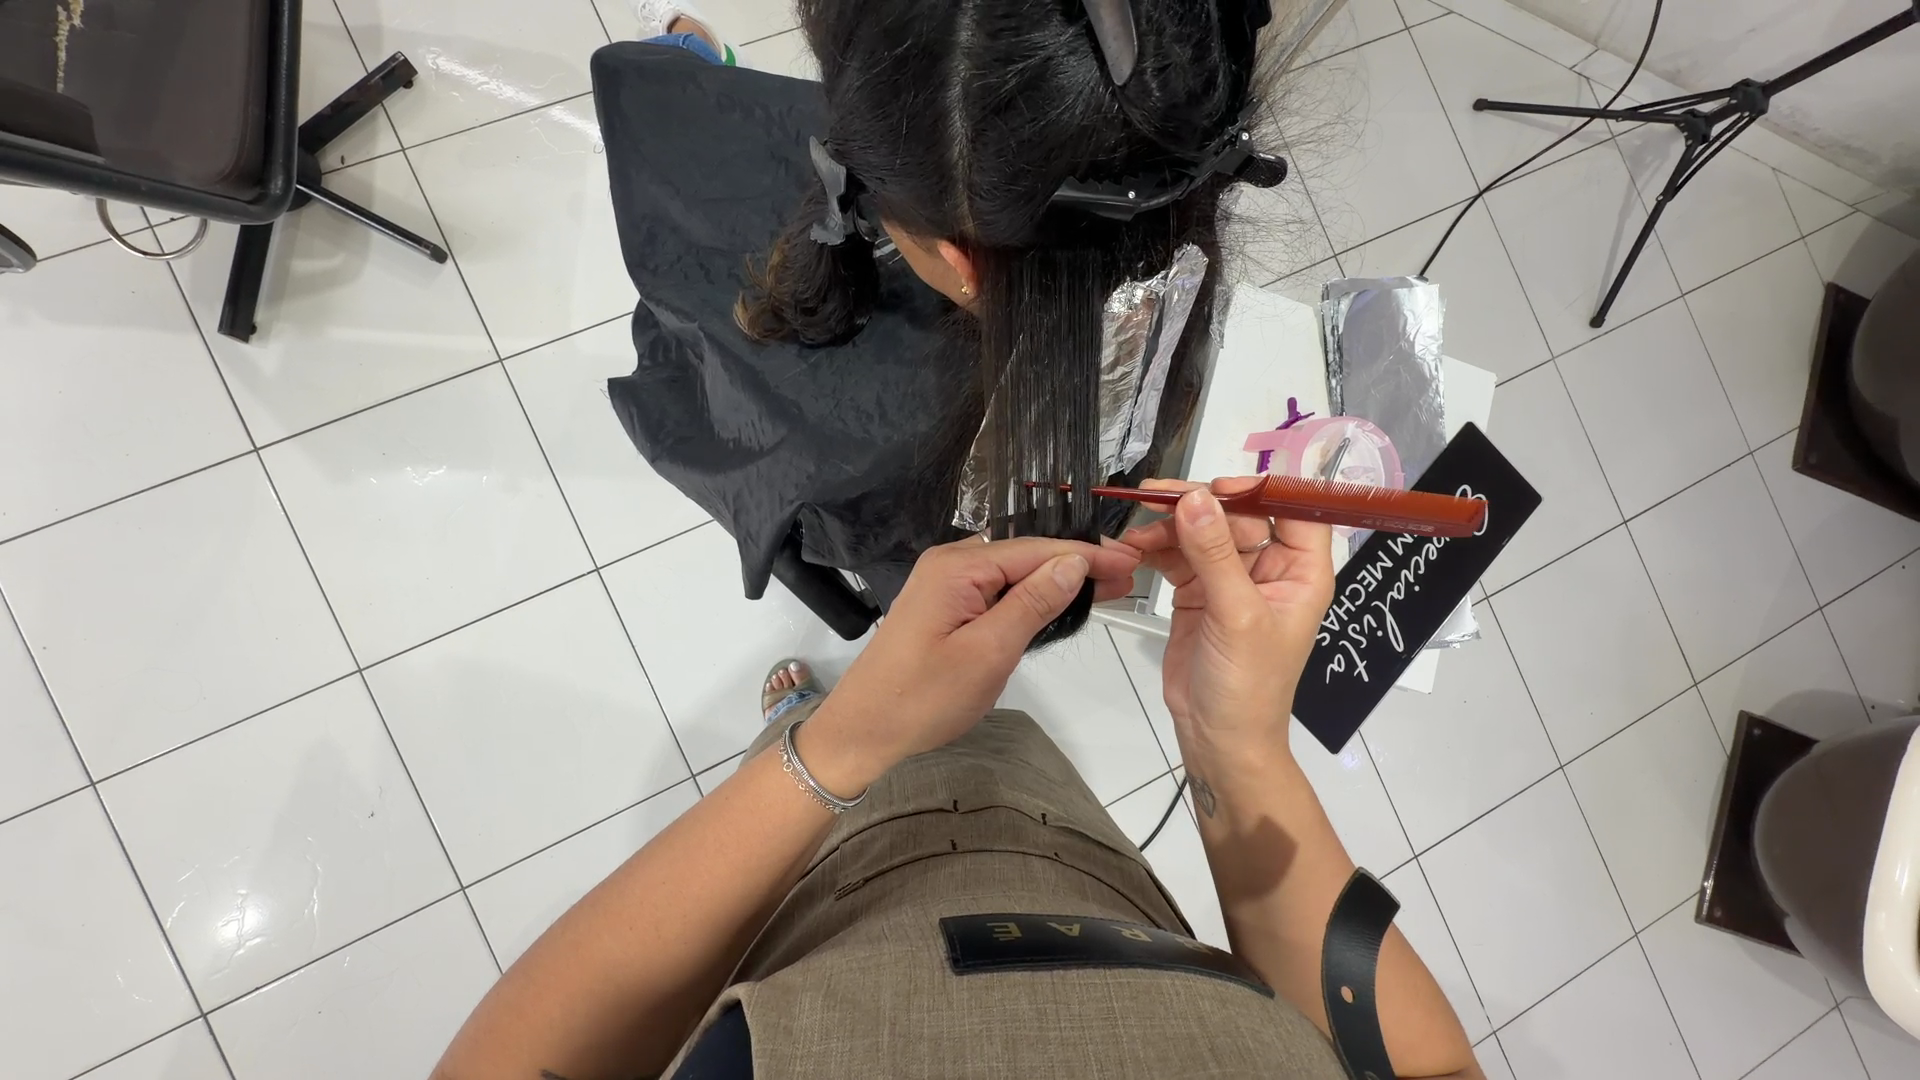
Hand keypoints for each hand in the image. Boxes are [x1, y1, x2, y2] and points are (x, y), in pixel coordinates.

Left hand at [799, 535, 1140, 792]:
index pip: (1036, 549)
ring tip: (1105, 591)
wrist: (863, 730)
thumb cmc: (924, 697)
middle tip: (1126, 580)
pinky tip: (1057, 604)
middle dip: (1075, 566)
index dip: (1086, 556)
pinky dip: (1029, 598)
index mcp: (958, 566)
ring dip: (1055, 582)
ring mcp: (944, 584)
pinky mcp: (943, 606)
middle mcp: (950, 562)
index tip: (1131, 563)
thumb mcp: (988, 652)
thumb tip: (1073, 562)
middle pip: (1025, 556)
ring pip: (1012, 574)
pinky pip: (995, 591)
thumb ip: (1032, 603)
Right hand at [1120, 478, 1333, 759]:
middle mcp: (1268, 568)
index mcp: (1299, 571)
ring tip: (1134, 531)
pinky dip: (1154, 550)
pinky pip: (1176, 557)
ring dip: (1167, 528)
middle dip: (1196, 506)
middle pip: (1235, 516)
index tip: (1216, 488)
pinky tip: (1132, 548)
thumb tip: (1194, 497)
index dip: (1260, 491)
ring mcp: (1229, 579)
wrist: (1217, 735)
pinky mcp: (1196, 592)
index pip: (1294, 510)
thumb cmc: (1247, 682)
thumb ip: (1213, 554)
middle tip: (1153, 498)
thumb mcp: (1235, 614)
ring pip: (1200, 533)